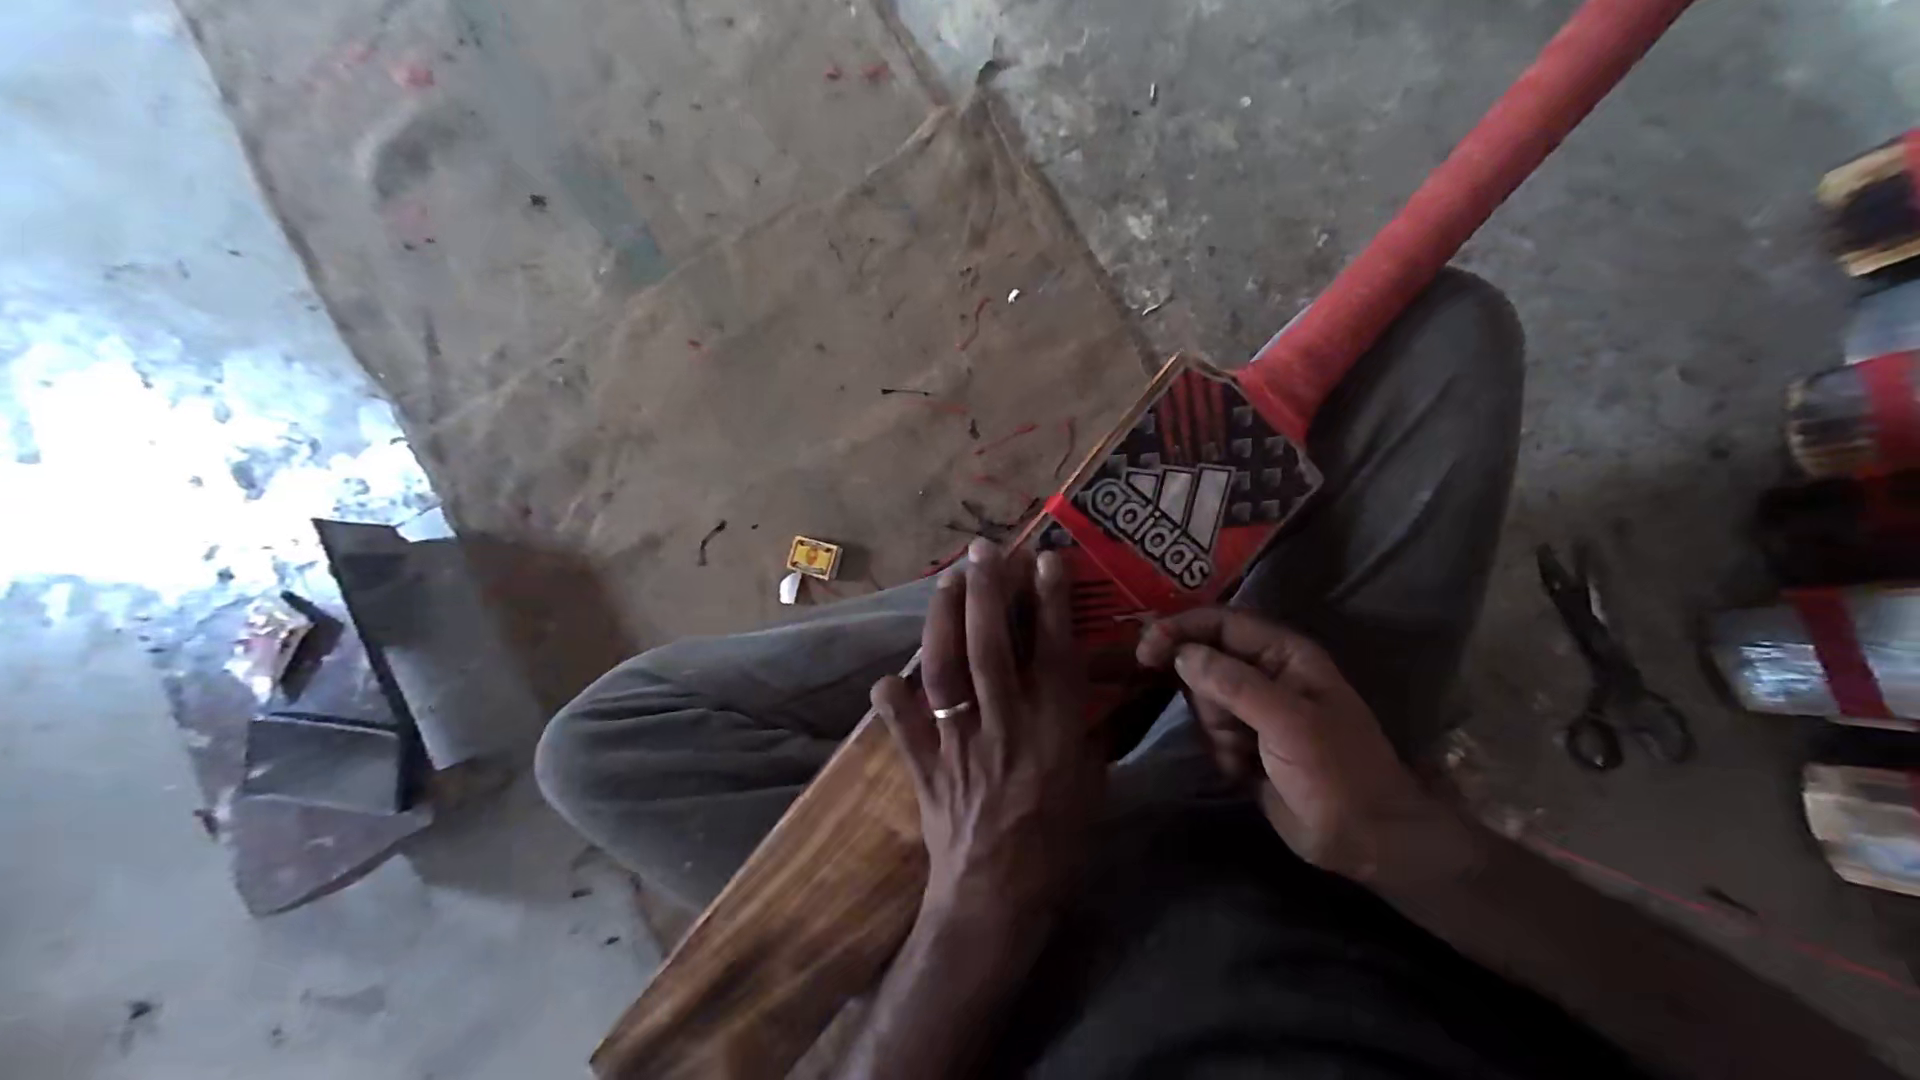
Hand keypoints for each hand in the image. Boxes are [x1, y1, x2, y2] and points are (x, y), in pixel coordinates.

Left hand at [871, 540, 1102, 919]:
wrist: (999, 898)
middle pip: (990, 648)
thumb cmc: (1060, 840)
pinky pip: (901, 725)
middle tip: (982, 550)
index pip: (1054, 652)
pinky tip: (889, 677)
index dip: (1049, 600)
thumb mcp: (1093, 780)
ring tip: (947, 581)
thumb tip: (1091, 680)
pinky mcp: (924, 766)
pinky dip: (892, 697)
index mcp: (1054, 732)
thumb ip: (1090, 726)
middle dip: (986, 592)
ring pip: (945, 672)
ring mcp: (958, 744)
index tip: (1045, 557)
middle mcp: (1005, 727)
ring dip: (943, 621)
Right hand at [1137, 607, 1475, 886]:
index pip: (1220, 623)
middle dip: (1203, 695)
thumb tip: (1180, 654)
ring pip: (1201, 699)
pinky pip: (1207, 730)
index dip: (1181, 629)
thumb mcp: (1288, 721)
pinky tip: (1242, 771)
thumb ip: (1233, 683)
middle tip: (1225, 729)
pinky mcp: (1242, 740)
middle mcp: (1264, 673)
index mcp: (1283, 653)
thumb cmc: (1338, 771)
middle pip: (1203, 662)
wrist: (1366, 840)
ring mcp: (1252, 708)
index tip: (1145, 649)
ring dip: (1214, 729)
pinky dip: (1218, 751)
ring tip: (1244, 755)